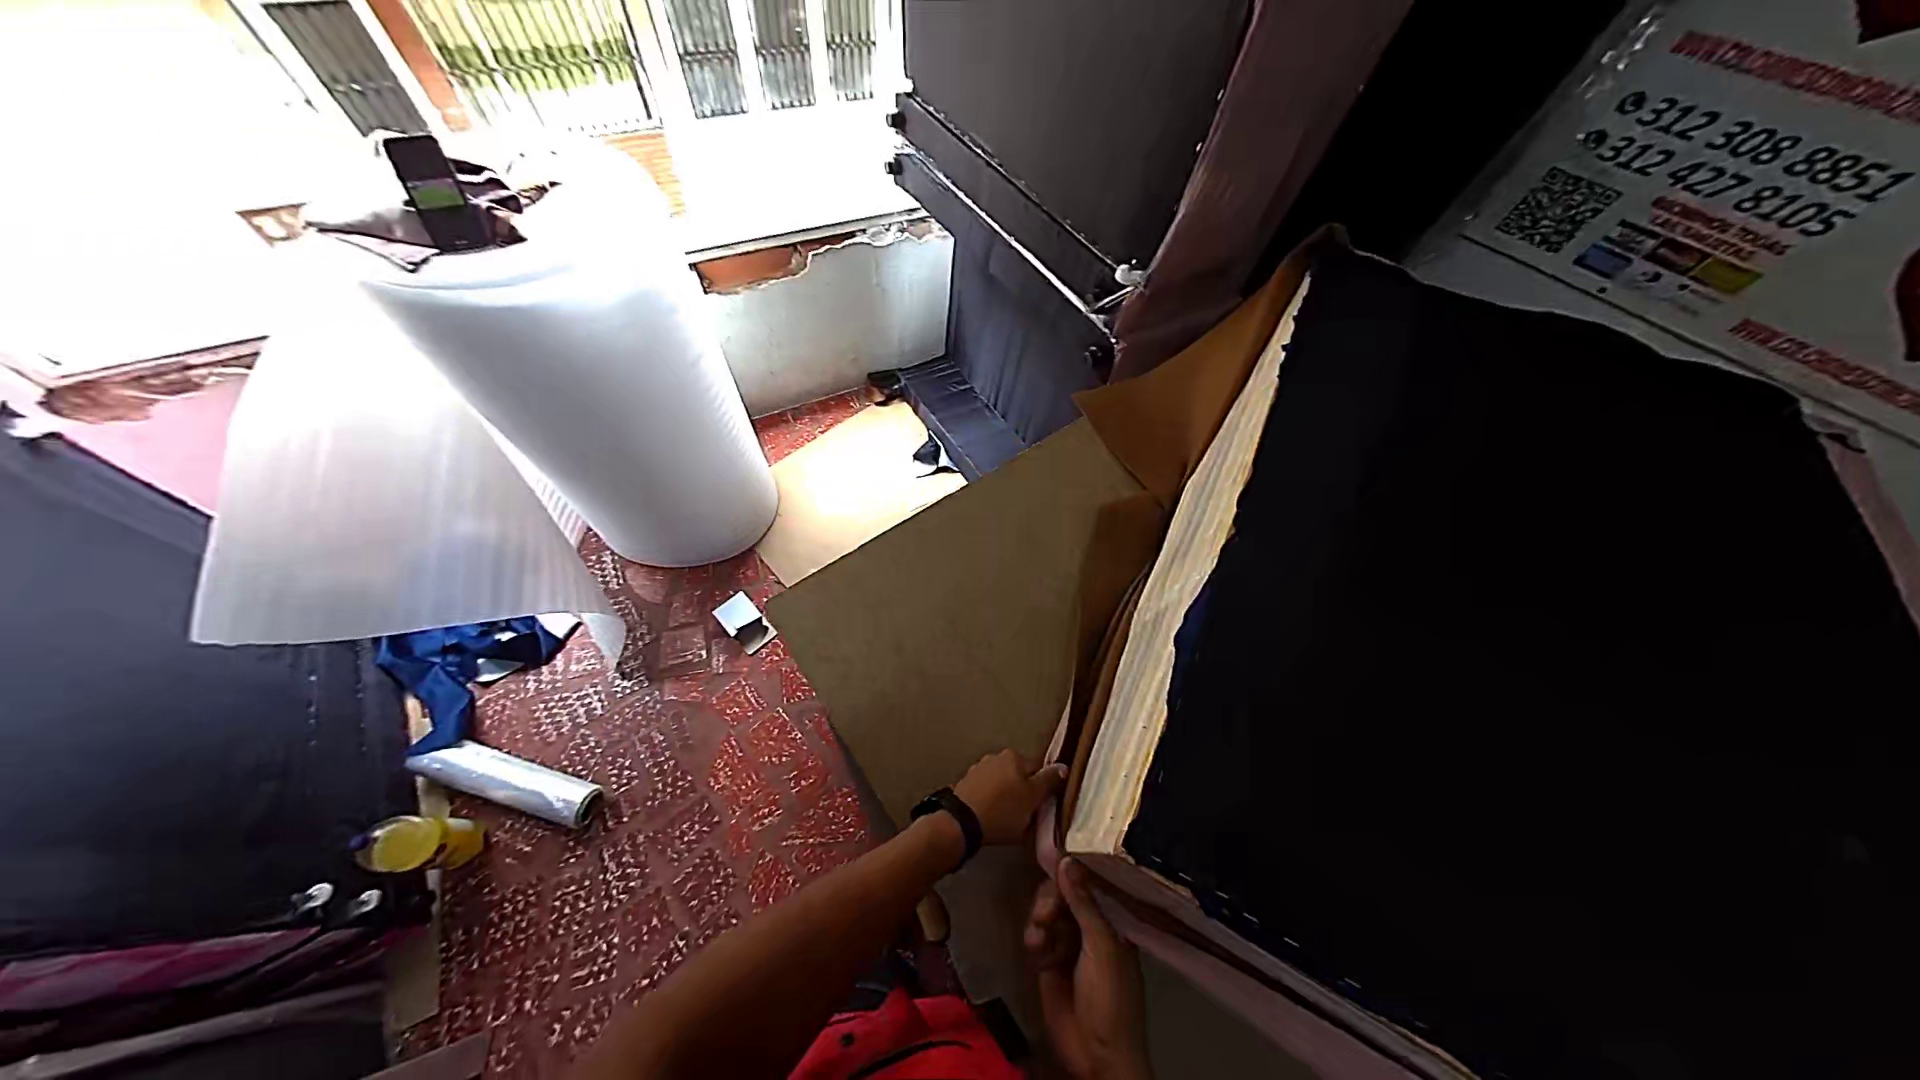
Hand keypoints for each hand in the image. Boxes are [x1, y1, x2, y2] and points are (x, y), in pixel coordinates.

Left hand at [951, 750, 1066, 845]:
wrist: (961, 822)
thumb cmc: (1003, 810)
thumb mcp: (1033, 798)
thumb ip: (1049, 781)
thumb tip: (1063, 767)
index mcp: (1014, 756)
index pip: (1037, 769)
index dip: (1041, 790)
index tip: (1040, 807)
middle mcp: (995, 757)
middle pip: (1018, 776)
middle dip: (1022, 792)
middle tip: (1024, 815)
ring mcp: (977, 770)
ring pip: (1000, 784)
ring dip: (1004, 797)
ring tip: (1004, 819)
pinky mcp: (964, 785)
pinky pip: (985, 793)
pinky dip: (989, 802)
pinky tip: (989, 817)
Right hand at [1025, 858, 1150, 1079]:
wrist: (1096, 1054)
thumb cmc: (1111, 997)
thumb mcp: (1101, 946)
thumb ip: (1083, 902)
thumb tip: (1067, 860)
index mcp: (1111, 918)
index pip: (1088, 880)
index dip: (1070, 870)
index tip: (1052, 861)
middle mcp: (1089, 924)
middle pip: (1062, 891)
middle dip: (1050, 899)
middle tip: (1046, 915)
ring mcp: (1068, 941)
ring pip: (1045, 909)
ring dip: (1039, 920)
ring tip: (1040, 940)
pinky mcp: (1048, 958)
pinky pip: (1035, 933)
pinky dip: (1034, 939)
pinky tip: (1037, 954)